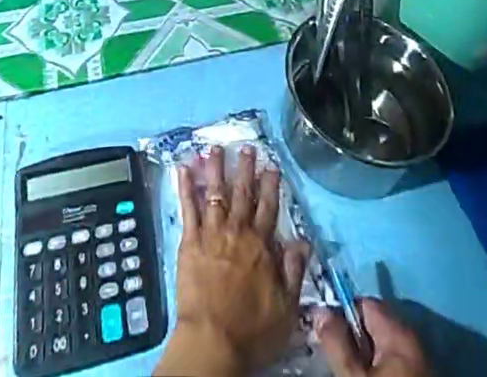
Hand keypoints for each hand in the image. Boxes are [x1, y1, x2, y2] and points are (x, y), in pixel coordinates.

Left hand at [154, 145, 310, 376]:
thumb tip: (302, 241)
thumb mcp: (288, 306)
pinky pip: (188, 208)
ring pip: (216, 193)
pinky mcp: (190, 241)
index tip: (271, 166)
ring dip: (216, 169)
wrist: (214, 338)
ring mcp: (212, 234)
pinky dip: (186, 187)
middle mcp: (238, 233)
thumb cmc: (254, 329)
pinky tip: (183, 169)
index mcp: (262, 247)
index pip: (269, 209)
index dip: (271, 186)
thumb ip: (294, 271)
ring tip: (215, 148)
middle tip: (246, 147)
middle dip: (245, 169)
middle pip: (243, 195)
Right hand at [313, 299, 431, 376]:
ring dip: (365, 355)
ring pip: (384, 346)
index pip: (365, 303)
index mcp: (399, 334)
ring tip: (351, 373)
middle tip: (337, 358)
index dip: (342, 313)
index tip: (327, 333)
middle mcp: (413, 341)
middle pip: (375, 324)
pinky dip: (380, 369)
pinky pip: (395, 363)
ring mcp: (421, 363)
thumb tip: (320, 310)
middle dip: (353, 336)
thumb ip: (335, 342)